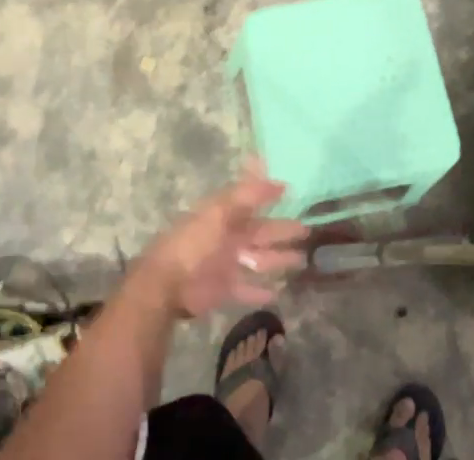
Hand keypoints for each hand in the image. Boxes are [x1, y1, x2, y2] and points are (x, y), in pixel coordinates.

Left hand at [132, 160, 307, 318]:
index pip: (249, 202)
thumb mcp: (220, 211)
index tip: (290, 192)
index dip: (268, 197)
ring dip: (277, 259)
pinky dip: (259, 290)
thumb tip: (278, 180)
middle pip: (258, 232)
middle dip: (280, 231)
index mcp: (222, 215)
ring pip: (257, 259)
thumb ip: (248, 194)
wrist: (167, 284)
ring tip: (301, 260)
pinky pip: (246, 287)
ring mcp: (225, 264)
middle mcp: (225, 237)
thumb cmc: (194, 243)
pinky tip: (278, 292)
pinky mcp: (223, 288)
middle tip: (306, 231)